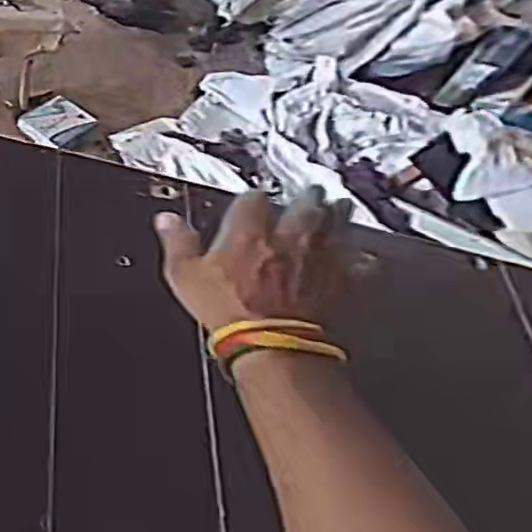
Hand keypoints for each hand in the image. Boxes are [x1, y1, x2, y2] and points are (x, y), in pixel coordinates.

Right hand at [153, 188, 369, 331]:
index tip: (250, 198)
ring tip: (338, 207)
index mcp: (248, 233)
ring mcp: (322, 256)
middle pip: (306, 204)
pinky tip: (359, 256)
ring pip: (340, 223)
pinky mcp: (345, 278)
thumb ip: (177, 241)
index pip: (253, 199)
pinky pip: (364, 260)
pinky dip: (361, 256)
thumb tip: (166, 219)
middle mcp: (290, 237)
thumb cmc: (224, 307)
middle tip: (307, 193)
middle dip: (306, 197)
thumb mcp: (183, 273)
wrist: (268, 338)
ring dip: (338, 214)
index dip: (251, 197)